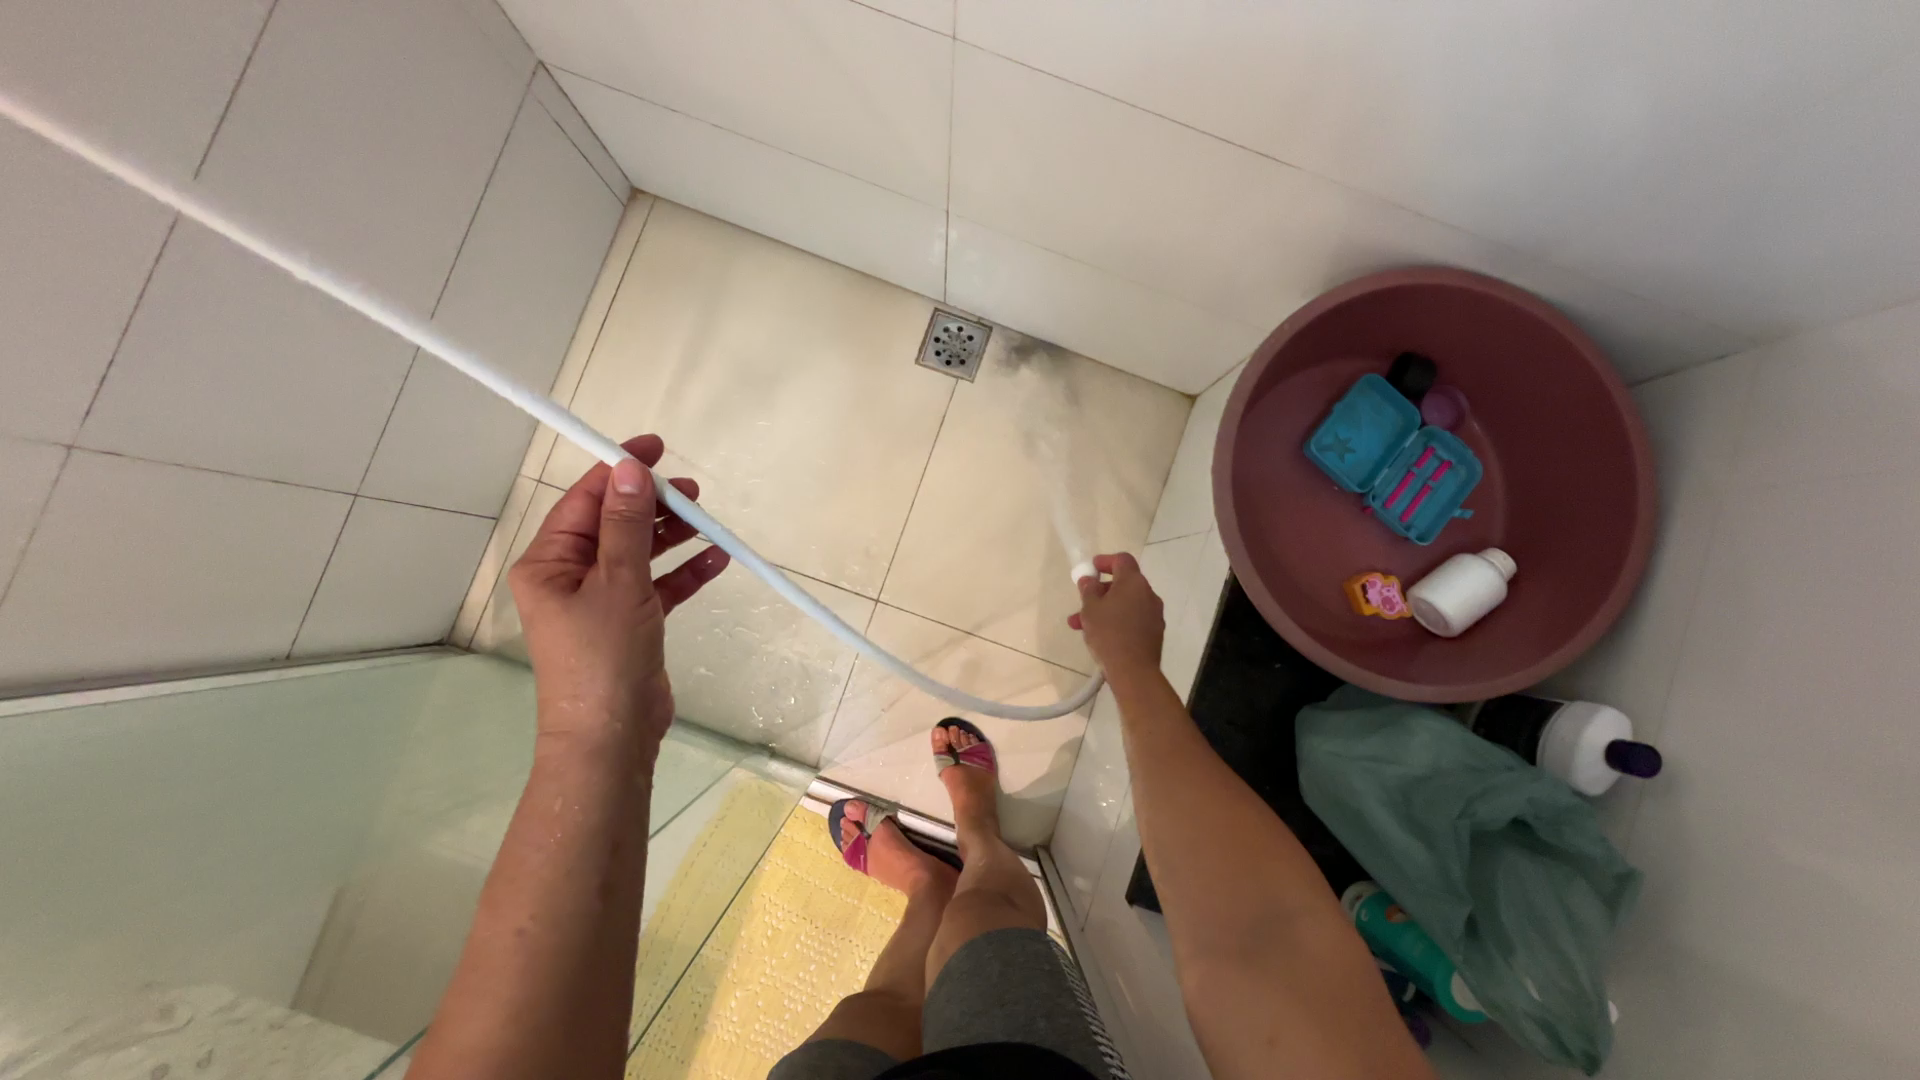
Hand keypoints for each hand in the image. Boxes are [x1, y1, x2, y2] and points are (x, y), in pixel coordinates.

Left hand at [509, 434, 728, 748]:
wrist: (612, 737)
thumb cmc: (604, 657)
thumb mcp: (618, 583)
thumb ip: (626, 525)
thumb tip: (629, 469)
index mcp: (550, 562)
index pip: (585, 501)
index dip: (619, 470)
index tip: (656, 447)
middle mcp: (571, 576)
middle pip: (615, 524)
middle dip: (654, 505)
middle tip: (693, 490)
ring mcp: (602, 600)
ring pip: (640, 553)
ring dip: (674, 536)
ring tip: (709, 519)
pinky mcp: (631, 622)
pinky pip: (659, 585)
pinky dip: (685, 572)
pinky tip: (717, 559)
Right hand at [1068, 553, 1163, 675]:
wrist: (1134, 670)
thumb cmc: (1109, 633)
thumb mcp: (1090, 609)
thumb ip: (1088, 590)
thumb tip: (1089, 580)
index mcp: (1134, 582)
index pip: (1122, 560)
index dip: (1105, 561)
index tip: (1091, 569)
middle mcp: (1148, 594)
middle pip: (1124, 583)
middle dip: (1101, 591)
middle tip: (1083, 602)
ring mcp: (1154, 614)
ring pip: (1126, 604)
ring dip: (1106, 609)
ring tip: (1082, 625)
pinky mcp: (1155, 632)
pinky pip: (1133, 619)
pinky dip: (1117, 621)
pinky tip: (1101, 636)